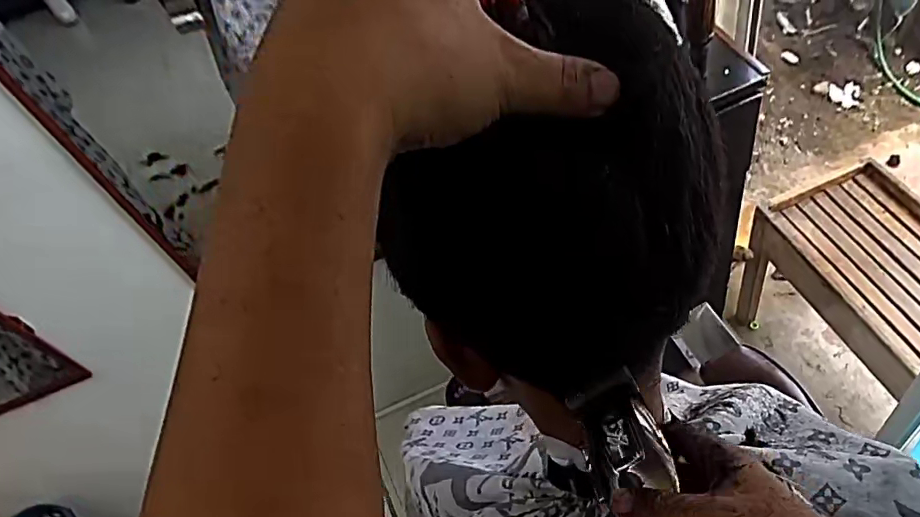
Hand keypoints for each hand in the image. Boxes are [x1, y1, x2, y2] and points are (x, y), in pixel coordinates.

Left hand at [257, 0, 619, 152]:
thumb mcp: (502, 74)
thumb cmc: (400, 62)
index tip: (518, 25)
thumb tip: (601, 88)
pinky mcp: (318, 16)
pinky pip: (372, 27)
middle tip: (488, 53)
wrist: (322, 104)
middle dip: (477, 19)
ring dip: (435, 36)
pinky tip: (407, 85)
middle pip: (453, 2)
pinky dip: (396, 50)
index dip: (512, 9)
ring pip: (410, 13)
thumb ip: (557, 81)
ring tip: (448, 78)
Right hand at [612, 421, 856, 516]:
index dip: (650, 437)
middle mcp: (716, 485)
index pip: (680, 438)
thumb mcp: (713, 515)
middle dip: (641, 495)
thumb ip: (665, 508)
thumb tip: (622, 501)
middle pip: (669, 482)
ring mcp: (715, 515)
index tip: (619, 447)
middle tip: (615, 509)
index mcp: (721, 462)